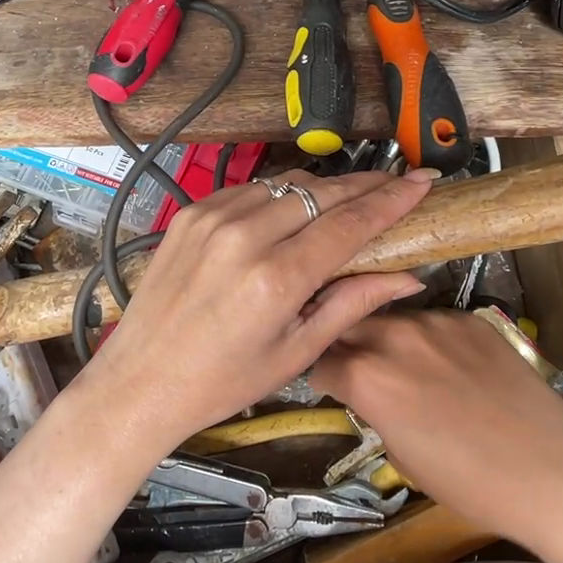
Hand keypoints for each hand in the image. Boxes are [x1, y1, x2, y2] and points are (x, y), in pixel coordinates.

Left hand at [77, 169, 435, 452]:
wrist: (140, 381)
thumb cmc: (222, 382)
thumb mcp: (295, 354)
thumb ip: (352, 305)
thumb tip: (409, 277)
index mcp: (276, 278)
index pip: (350, 223)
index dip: (392, 199)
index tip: (423, 181)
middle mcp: (244, 235)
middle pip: (322, 192)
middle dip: (367, 184)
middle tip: (399, 180)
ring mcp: (213, 217)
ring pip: (287, 183)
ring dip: (324, 188)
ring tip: (351, 198)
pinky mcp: (191, 212)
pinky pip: (251, 189)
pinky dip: (280, 194)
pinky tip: (294, 209)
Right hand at [310, 311, 562, 553]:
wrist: (554, 472)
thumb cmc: (472, 484)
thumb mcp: (403, 457)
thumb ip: (375, 411)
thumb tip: (370, 394)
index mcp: (368, 377)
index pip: (321, 361)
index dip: (321, 374)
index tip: (329, 383)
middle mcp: (396, 337)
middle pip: (350, 324)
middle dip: (348, 344)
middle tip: (358, 368)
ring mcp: (437, 322)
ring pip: (395, 320)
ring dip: (390, 339)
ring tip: (409, 367)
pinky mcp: (473, 319)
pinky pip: (436, 322)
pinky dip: (432, 340)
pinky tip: (452, 368)